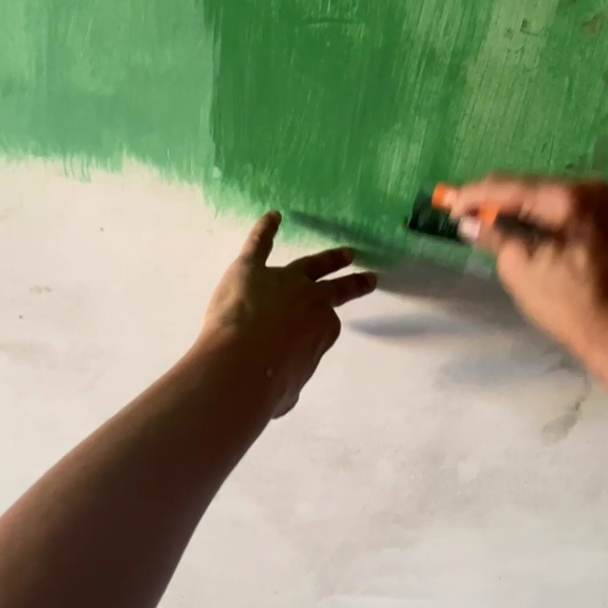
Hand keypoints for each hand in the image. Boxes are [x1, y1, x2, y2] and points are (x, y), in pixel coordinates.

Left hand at [201, 211, 378, 416]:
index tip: (311, 342)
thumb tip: (282, 384)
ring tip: (344, 253)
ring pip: (311, 265)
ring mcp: (283, 280)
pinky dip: (265, 229)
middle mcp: (310, 300)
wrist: (241, 365)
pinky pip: (260, 243)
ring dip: (328, 259)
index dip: (317, 335)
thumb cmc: (268, 386)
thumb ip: (290, 379)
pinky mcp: (250, 269)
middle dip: (352, 282)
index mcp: (322, 329)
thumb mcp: (288, 391)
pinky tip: (273, 217)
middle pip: (336, 289)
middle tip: (366, 276)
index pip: (326, 327)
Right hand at [446, 177, 607, 364]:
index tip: (447, 204)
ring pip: (545, 194)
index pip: (510, 186)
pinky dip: (539, 214)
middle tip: (462, 213)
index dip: (474, 195)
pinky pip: (563, 205)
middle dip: (494, 199)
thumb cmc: (575, 309)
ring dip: (516, 207)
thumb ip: (496, 237)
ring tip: (485, 221)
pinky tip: (519, 226)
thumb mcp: (523, 272)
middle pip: (528, 185)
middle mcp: (591, 186)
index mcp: (570, 198)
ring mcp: (606, 198)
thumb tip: (470, 221)